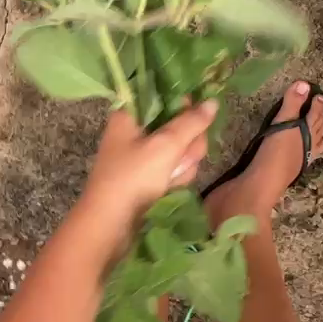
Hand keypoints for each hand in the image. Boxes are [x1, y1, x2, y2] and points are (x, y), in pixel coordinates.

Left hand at [76, 101, 217, 227]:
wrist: (110, 224)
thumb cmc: (132, 178)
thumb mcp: (165, 145)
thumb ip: (192, 122)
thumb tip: (213, 102)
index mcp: (131, 114)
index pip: (168, 97)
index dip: (186, 109)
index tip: (195, 123)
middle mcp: (136, 130)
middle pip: (179, 125)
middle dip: (188, 144)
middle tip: (181, 158)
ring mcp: (143, 154)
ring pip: (181, 148)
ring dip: (183, 163)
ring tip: (171, 178)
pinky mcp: (148, 174)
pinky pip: (174, 167)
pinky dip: (176, 176)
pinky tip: (170, 187)